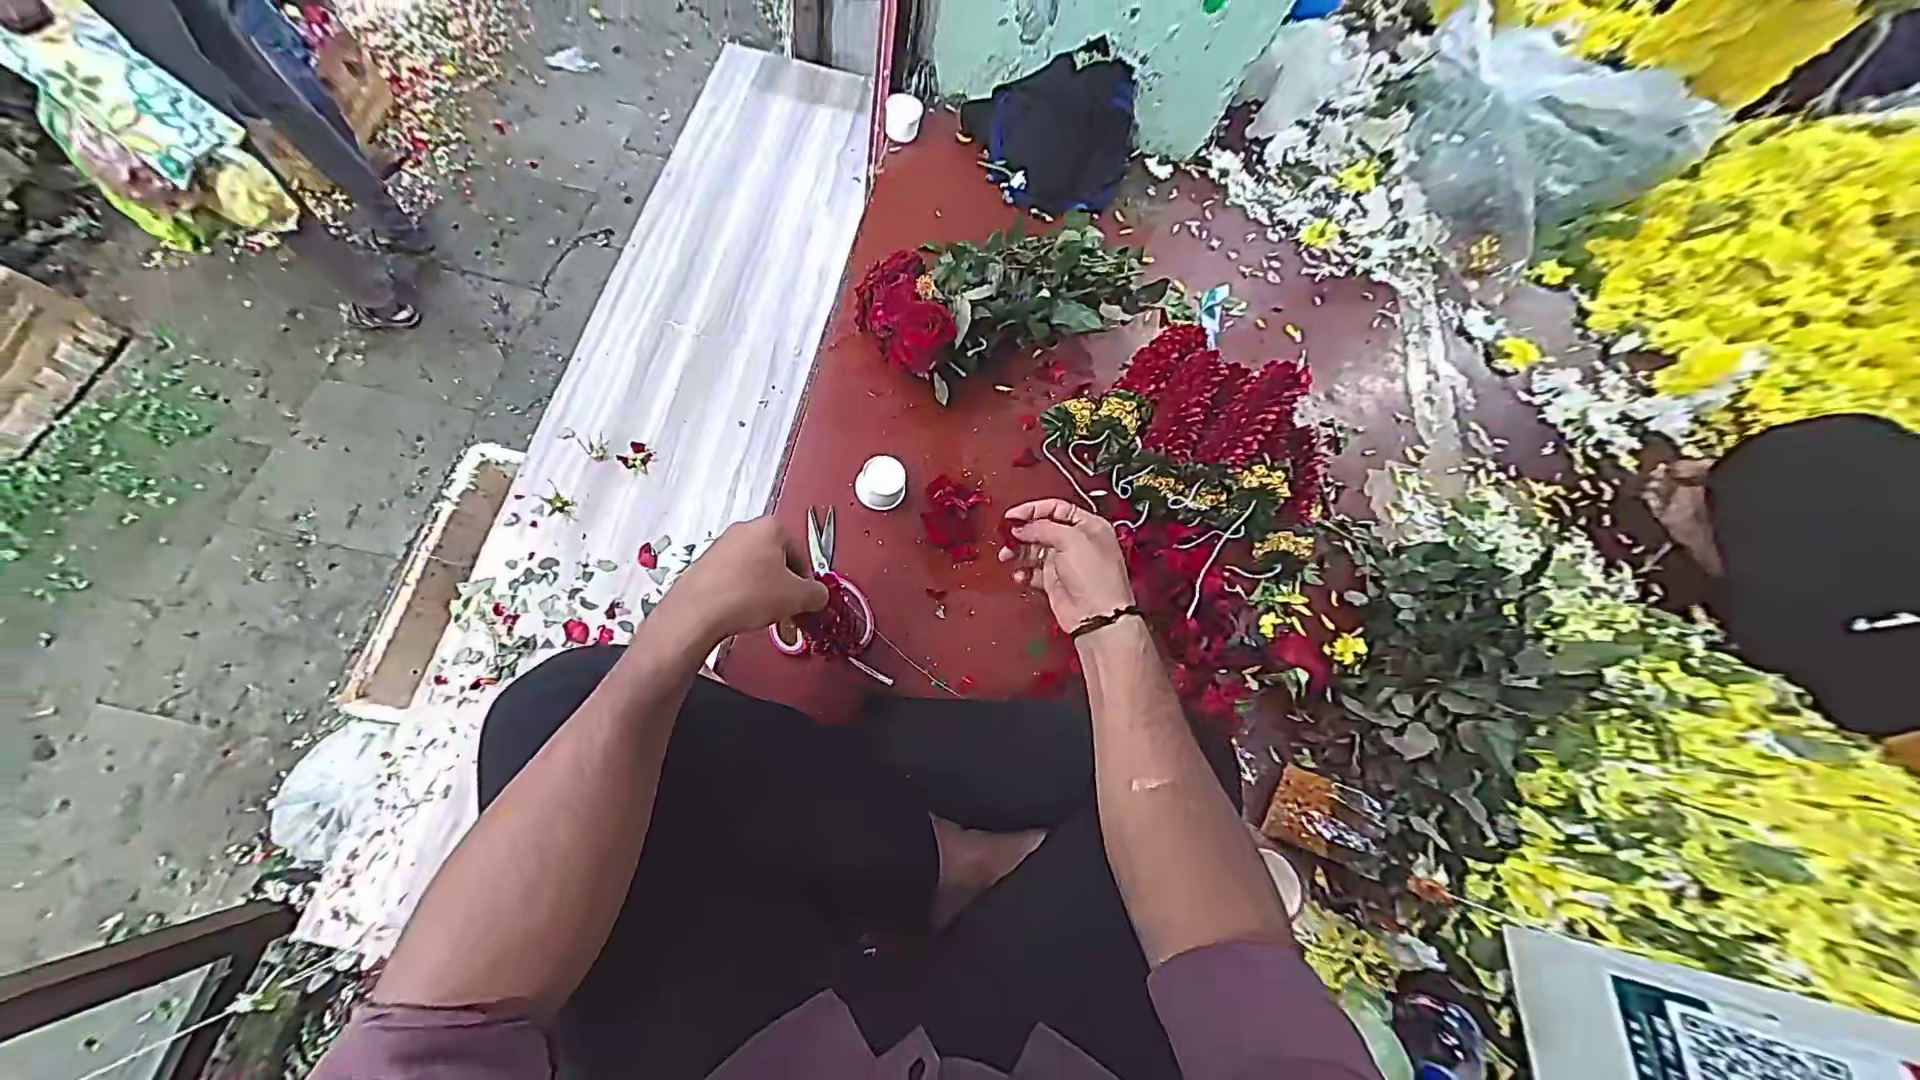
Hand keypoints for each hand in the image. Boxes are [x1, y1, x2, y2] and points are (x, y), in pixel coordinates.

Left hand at [657, 517, 827, 644]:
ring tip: (763, 612)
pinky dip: (741, 591)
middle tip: (786, 606)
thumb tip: (818, 596)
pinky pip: (733, 576)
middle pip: (777, 558)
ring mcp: (722, 544)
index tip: (805, 598)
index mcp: (771, 526)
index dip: (806, 580)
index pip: (801, 554)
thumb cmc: (749, 595)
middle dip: (784, 583)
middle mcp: (745, 529)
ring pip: (754, 567)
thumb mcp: (797, 597)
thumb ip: (816, 594)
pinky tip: (741, 610)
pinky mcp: (704, 562)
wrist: (697, 612)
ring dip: (763, 588)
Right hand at [998, 500, 1135, 633]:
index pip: (1056, 508)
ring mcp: (1064, 562)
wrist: (1096, 616)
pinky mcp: (1054, 580)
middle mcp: (1076, 542)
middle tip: (1006, 537)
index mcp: (1088, 525)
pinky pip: (1032, 571)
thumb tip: (1022, 526)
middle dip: (1022, 532)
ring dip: (1018, 551)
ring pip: (1033, 549)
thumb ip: (1043, 527)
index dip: (1033, 510)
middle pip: (1042, 528)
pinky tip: (1020, 575)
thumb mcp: (1071, 540)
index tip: (1012, 516)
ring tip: (1007, 556)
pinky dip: (1023, 571)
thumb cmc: (1096, 577)